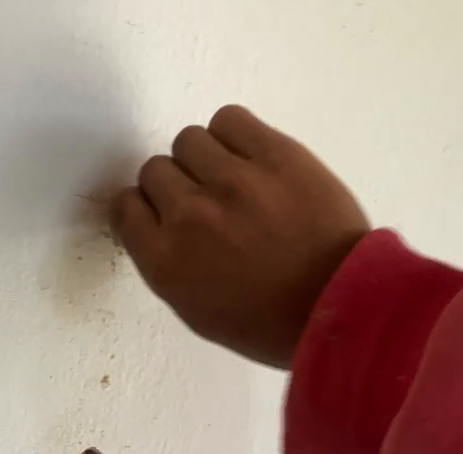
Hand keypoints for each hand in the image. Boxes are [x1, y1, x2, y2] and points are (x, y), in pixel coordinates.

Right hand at [112, 106, 370, 370]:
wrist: (335, 304)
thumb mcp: (195, 310)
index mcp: (165, 263)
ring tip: (228, 179)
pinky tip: (247, 157)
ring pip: (189, 140)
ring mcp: (231, 180)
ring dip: (201, 159)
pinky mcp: (273, 153)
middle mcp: (188, 215)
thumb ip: (167, 263)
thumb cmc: (262, 323)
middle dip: (173, 187)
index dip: (144, 210)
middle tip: (204, 204)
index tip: (162, 216)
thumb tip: (160, 223)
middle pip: (155, 170)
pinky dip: (230, 135)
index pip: (126, 208)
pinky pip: (229, 120)